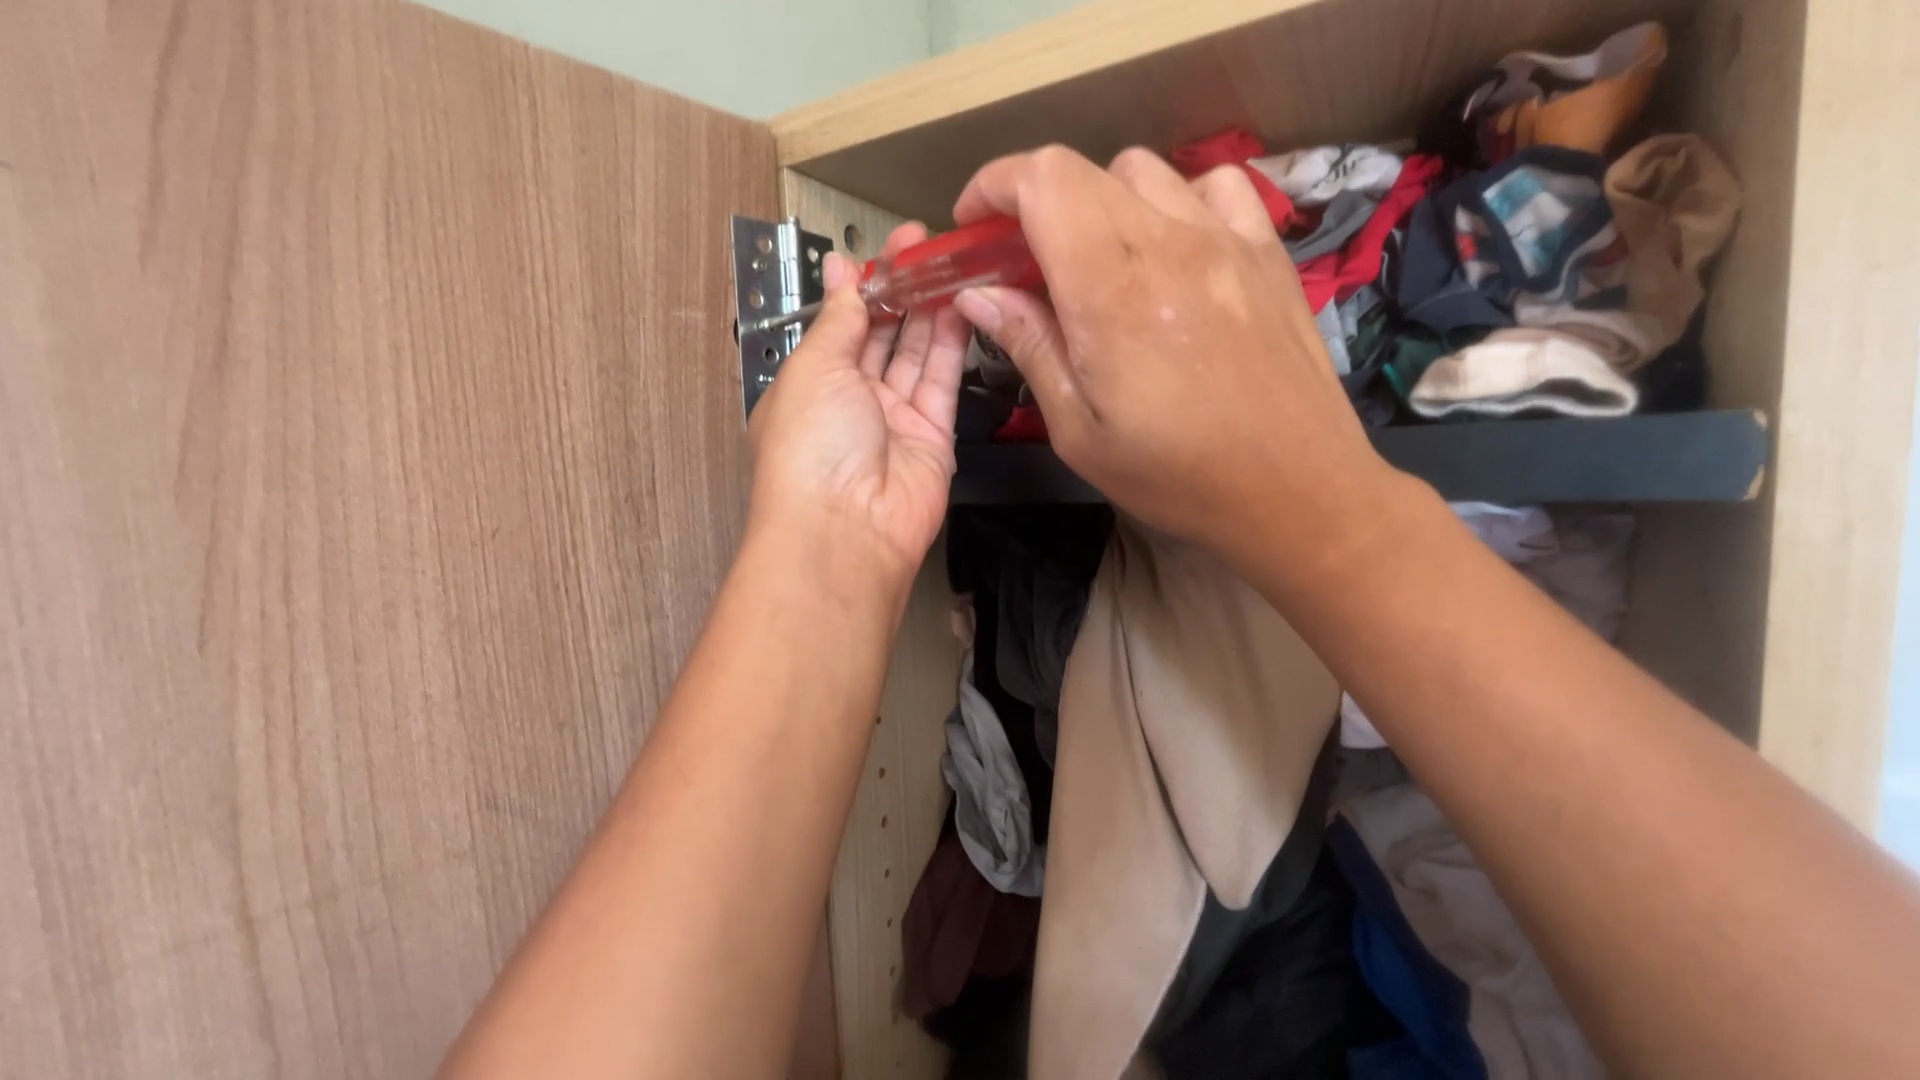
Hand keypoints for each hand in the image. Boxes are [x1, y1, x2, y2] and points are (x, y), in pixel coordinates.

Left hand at [746, 223, 970, 585]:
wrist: (845, 528)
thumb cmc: (808, 449)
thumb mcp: (813, 366)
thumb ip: (839, 318)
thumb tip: (841, 271)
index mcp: (810, 385)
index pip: (842, 325)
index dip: (864, 286)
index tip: (886, 250)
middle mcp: (852, 402)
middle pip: (883, 336)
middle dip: (902, 290)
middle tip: (926, 246)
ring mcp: (894, 420)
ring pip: (917, 353)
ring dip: (931, 309)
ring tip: (950, 263)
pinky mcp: (934, 436)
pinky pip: (944, 380)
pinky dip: (954, 342)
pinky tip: (962, 303)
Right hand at [949, 146, 1392, 566]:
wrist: (1297, 489)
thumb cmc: (1177, 475)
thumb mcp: (1079, 432)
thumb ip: (1029, 347)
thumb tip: (979, 295)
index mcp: (1110, 290)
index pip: (1041, 181)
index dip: (992, 186)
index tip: (971, 228)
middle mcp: (1168, 242)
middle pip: (1082, 170)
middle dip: (1032, 201)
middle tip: (1022, 261)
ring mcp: (1225, 239)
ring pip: (1142, 171)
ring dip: (1099, 201)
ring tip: (1095, 259)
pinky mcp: (1266, 250)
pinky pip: (1212, 185)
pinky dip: (1174, 200)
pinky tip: (1172, 247)